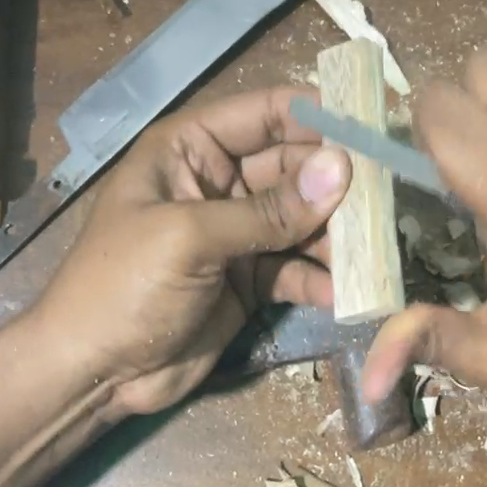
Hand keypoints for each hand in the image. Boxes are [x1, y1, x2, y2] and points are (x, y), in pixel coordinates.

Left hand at [20, 88, 351, 416]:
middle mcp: (219, 185)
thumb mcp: (190, 238)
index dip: (319, 116)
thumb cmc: (123, 287)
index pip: (266, 114)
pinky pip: (295, 271)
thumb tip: (342, 171)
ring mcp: (237, 237)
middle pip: (294, 170)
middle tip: (388, 202)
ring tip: (374, 252)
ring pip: (302, 224)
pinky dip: (320, 281)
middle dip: (338, 186)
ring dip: (336, 238)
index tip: (374, 128)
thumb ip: (267, 210)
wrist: (97, 371)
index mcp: (190, 150)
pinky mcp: (250, 283)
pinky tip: (346, 293)